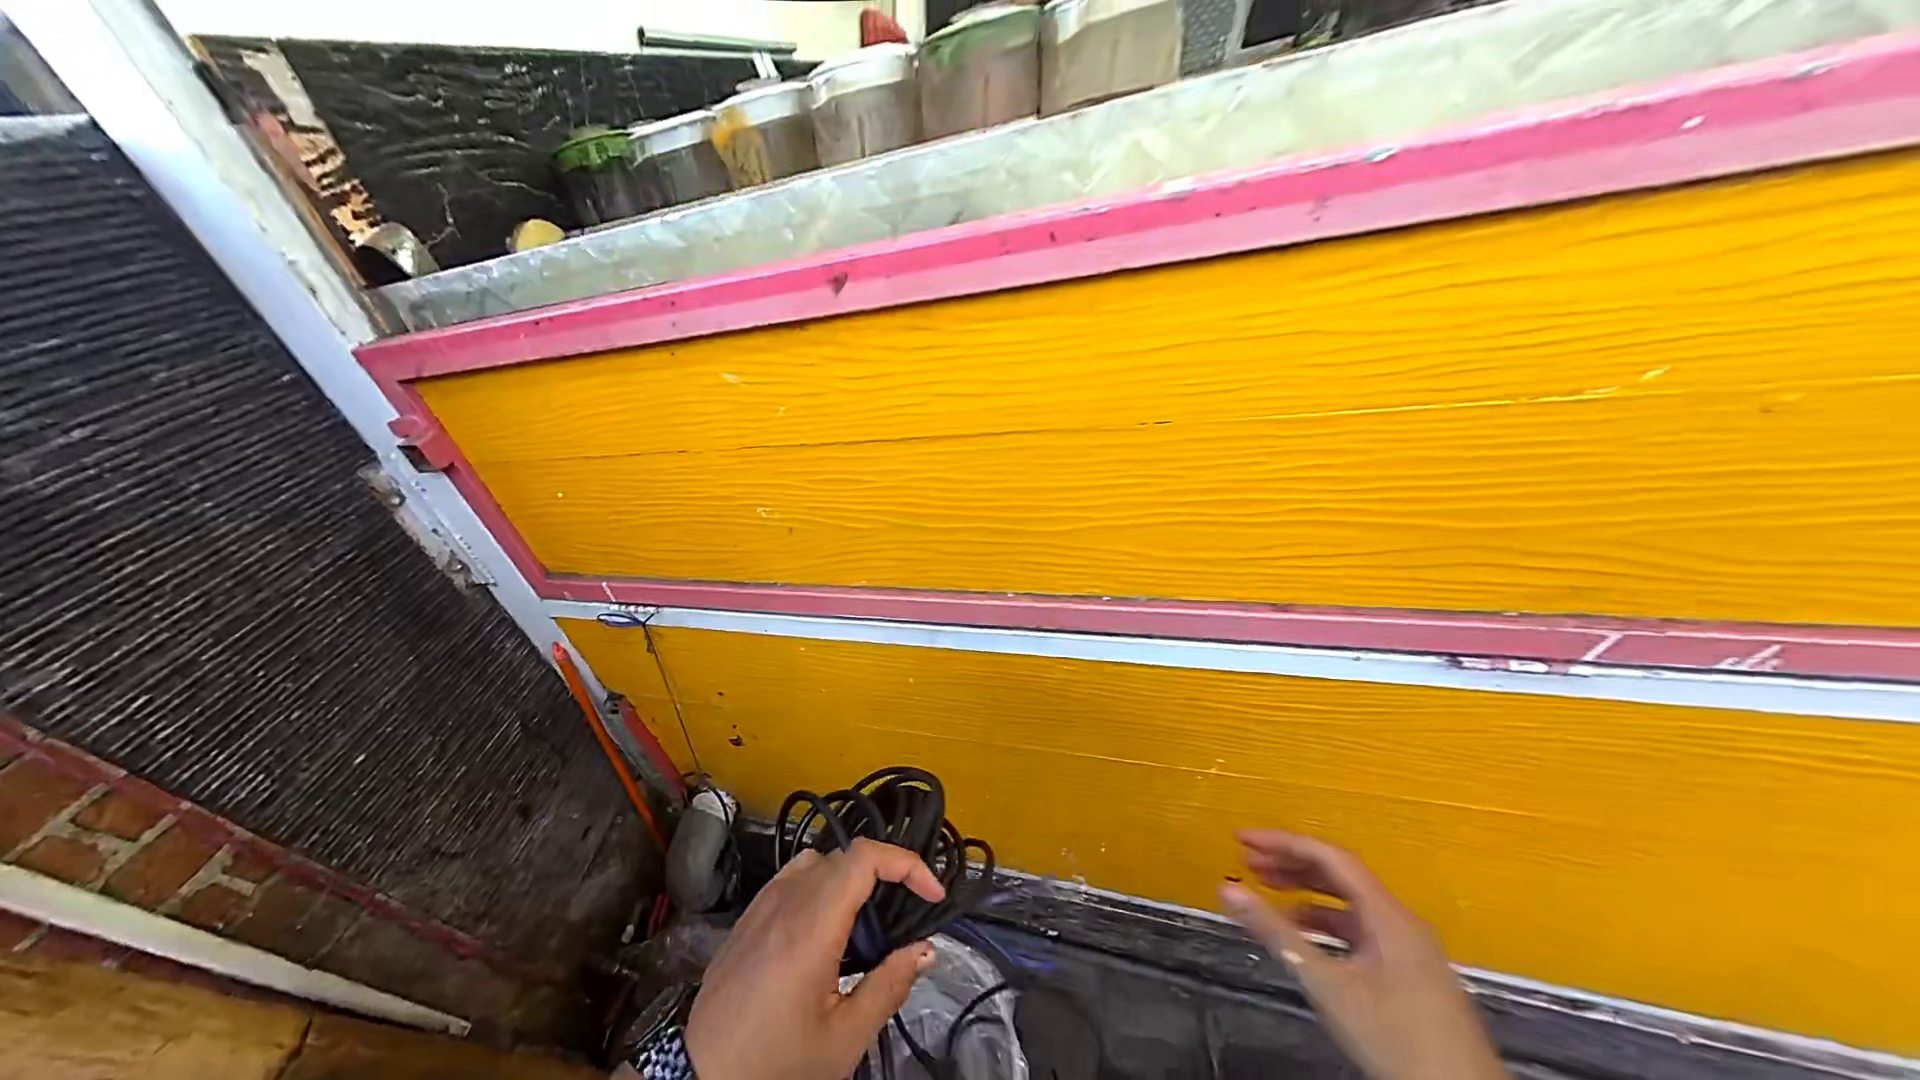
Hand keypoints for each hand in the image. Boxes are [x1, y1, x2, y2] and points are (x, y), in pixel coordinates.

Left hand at [684, 838, 944, 1079]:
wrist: (695, 1078)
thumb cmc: (773, 1062)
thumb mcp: (842, 1040)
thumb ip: (889, 988)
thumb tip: (924, 950)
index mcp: (812, 924)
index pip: (865, 856)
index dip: (906, 863)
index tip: (931, 895)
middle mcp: (786, 900)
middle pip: (847, 855)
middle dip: (887, 873)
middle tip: (906, 912)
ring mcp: (763, 903)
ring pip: (820, 860)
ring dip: (853, 876)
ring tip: (867, 921)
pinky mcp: (749, 916)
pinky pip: (794, 876)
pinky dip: (823, 884)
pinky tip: (826, 927)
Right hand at [1219, 830, 1504, 1079]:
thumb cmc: (1395, 1039)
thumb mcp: (1326, 983)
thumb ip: (1276, 932)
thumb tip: (1229, 891)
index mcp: (1388, 915)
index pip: (1329, 857)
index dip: (1283, 842)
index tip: (1244, 839)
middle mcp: (1402, 921)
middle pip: (1340, 874)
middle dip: (1290, 863)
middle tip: (1248, 861)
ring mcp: (1409, 947)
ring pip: (1349, 902)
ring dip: (1306, 891)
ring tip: (1266, 890)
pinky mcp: (1410, 971)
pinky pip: (1359, 927)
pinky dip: (1324, 920)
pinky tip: (1302, 934)